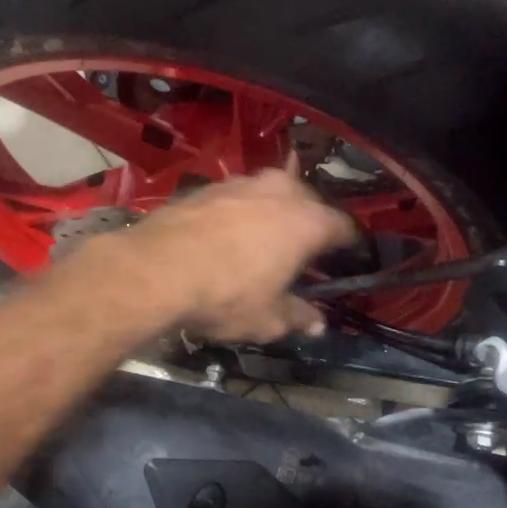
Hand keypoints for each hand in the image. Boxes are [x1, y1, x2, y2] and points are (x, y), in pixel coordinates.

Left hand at [63, 170, 354, 341]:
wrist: (156, 269)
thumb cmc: (226, 296)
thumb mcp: (268, 319)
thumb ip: (298, 317)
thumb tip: (318, 324)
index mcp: (308, 221)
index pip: (344, 228)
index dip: (350, 246)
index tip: (350, 259)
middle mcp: (281, 191)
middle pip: (309, 204)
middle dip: (311, 226)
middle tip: (305, 252)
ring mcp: (242, 183)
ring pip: (271, 196)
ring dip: (274, 216)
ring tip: (266, 242)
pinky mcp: (208, 187)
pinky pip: (238, 200)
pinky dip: (241, 216)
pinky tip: (229, 237)